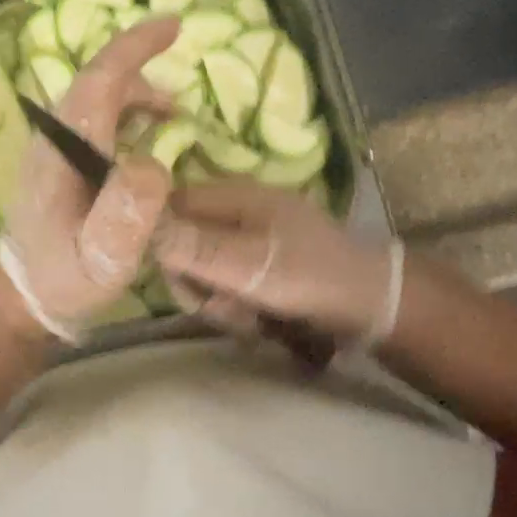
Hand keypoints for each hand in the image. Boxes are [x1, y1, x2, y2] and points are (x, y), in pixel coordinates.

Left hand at [1, 19, 177, 337]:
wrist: (23, 298)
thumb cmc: (65, 280)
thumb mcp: (103, 258)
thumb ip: (127, 214)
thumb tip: (152, 163)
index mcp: (64, 154)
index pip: (97, 84)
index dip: (133, 49)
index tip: (172, 25)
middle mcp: (53, 143)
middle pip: (94, 84)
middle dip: (136, 63)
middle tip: (179, 65)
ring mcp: (51, 152)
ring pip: (92, 101)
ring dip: (133, 94)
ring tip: (172, 116)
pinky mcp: (55, 165)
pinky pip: (91, 121)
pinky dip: (123, 114)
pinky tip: (146, 137)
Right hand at [155, 177, 399, 344]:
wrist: (376, 308)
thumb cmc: (310, 277)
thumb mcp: (248, 265)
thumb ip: (193, 247)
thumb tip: (139, 225)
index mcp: (235, 196)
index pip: (169, 205)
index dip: (159, 238)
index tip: (171, 274)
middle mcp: (239, 212)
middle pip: (183, 243)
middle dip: (194, 282)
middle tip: (218, 306)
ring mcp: (251, 239)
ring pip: (202, 270)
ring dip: (216, 301)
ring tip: (246, 318)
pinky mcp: (261, 265)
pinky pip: (226, 283)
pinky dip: (235, 306)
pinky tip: (256, 321)